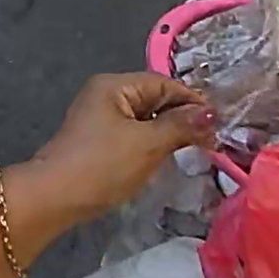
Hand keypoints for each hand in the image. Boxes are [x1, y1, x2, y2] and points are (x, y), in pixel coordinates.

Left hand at [30, 73, 214, 216]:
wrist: (57, 194)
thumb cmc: (103, 164)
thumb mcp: (146, 144)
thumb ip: (179, 126)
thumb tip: (212, 112)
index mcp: (114, 85)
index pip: (161, 82)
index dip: (191, 100)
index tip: (221, 123)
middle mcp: (106, 92)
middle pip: (153, 97)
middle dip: (183, 115)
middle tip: (215, 139)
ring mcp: (101, 115)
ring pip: (145, 116)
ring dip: (170, 129)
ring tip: (199, 148)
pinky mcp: (100, 137)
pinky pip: (135, 131)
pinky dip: (154, 140)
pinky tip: (169, 155)